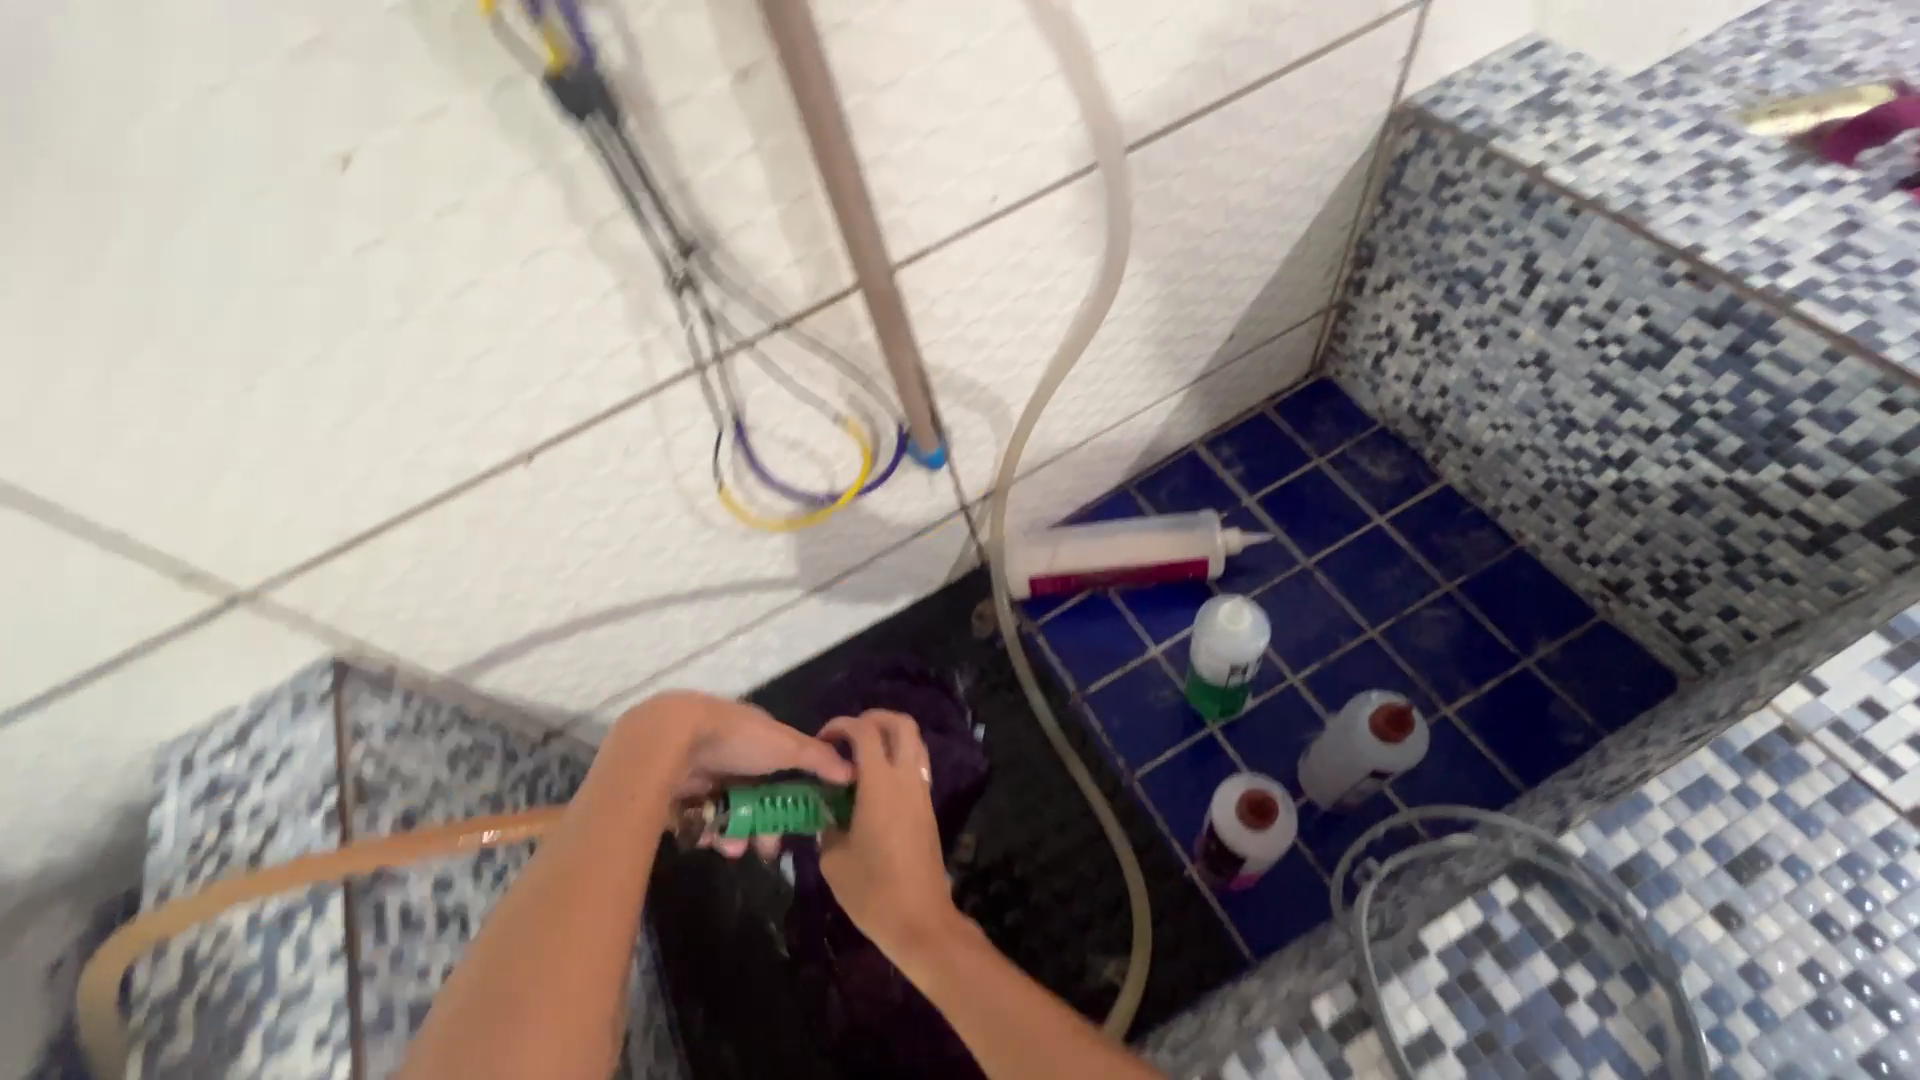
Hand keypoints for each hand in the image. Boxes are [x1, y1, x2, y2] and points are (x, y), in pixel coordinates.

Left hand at [606, 691, 851, 857]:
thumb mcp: (786, 746)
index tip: (799, 822)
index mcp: (756, 735)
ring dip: (735, 832)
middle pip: (753, 794)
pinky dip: (706, 830)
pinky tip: (709, 839)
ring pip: (725, 810)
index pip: (780, 769)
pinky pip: (697, 817)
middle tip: (766, 848)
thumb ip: (818, 759)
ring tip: (732, 849)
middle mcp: (728, 751)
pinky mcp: (674, 791)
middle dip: (762, 823)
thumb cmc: (737, 738)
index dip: (791, 796)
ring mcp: (700, 770)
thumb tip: (853, 771)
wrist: (671, 739)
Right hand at [817, 710, 964, 958]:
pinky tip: (872, 786)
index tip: (823, 739)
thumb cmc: (872, 891)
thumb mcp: (834, 859)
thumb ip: (827, 825)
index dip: (842, 725)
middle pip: (903, 725)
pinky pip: (916, 769)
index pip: (866, 732)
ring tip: (859, 758)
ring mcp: (922, 794)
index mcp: (881, 785)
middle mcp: (907, 780)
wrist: (920, 920)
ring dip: (889, 739)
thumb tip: (825, 812)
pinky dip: (897, 762)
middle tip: (848, 734)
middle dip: (875, 718)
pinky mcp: (928, 810)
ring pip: (914, 745)